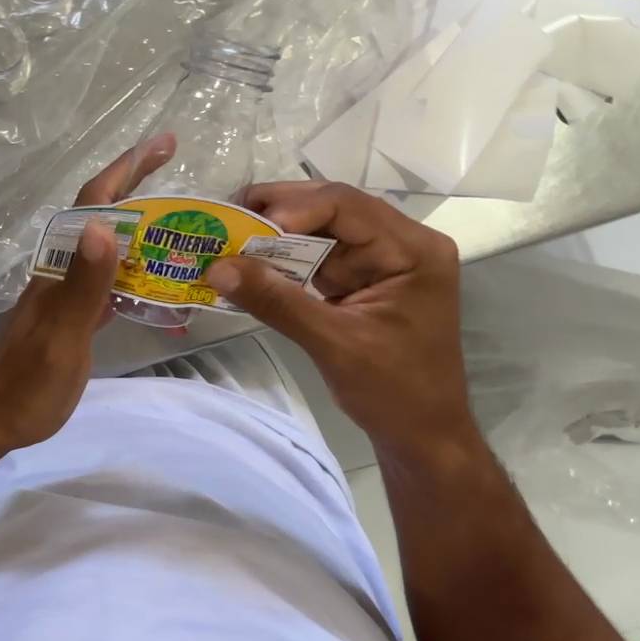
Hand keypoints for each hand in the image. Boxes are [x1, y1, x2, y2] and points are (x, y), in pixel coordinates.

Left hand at [0, 136, 177, 454]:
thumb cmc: (27, 383)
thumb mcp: (61, 336)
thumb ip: (82, 286)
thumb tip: (102, 225)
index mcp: (58, 268)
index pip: (93, 206)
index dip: (126, 170)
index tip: (164, 144)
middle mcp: (63, 274)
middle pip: (105, 221)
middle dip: (143, 194)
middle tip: (191, 185)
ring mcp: (69, 298)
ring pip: (112, 254)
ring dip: (146, 237)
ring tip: (189, 230)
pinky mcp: (76, 322)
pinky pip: (113, 287)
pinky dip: (140, 279)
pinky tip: (163, 286)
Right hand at [201, 181, 480, 459]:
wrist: (422, 434)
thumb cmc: (394, 390)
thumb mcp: (333, 343)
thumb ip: (277, 302)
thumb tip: (217, 267)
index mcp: (412, 250)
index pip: (346, 206)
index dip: (293, 209)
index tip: (246, 230)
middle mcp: (401, 245)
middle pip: (334, 209)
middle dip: (280, 211)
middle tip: (228, 216)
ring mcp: (382, 263)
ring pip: (322, 231)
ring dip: (277, 234)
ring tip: (231, 235)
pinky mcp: (363, 281)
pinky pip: (318, 258)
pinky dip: (284, 259)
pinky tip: (251, 262)